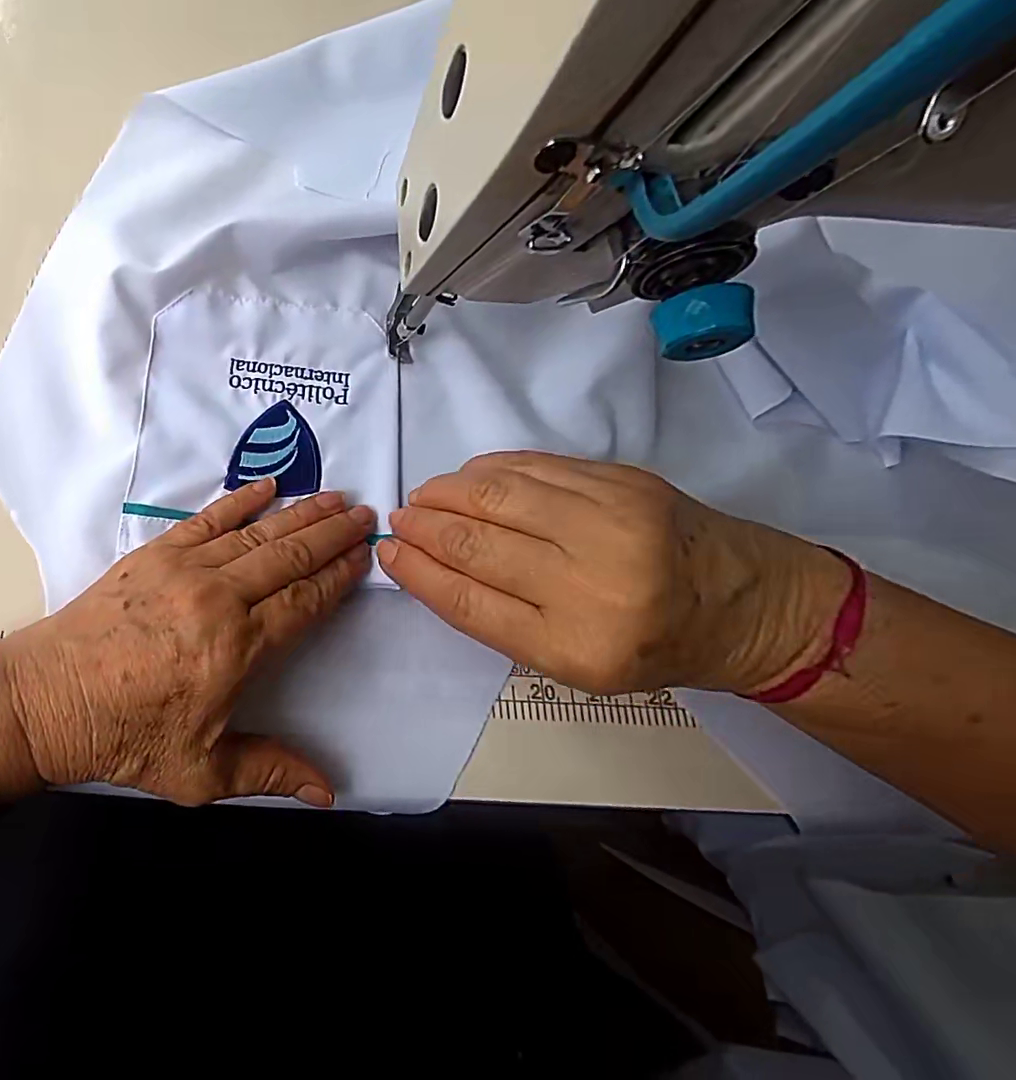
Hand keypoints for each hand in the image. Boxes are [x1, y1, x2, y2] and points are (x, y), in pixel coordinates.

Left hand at [0, 479, 375, 809]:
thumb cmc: (123, 737)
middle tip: (364, 513)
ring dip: (297, 513)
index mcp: (237, 648)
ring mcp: (179, 570)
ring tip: (332, 497)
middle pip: (287, 557)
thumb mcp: (200, 773)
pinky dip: (237, 503)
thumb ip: (268, 771)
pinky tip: (263, 489)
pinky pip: (203, 521)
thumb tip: (327, 791)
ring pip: (253, 534)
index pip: (304, 601)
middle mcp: (215, 599)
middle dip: (331, 533)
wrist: (48, 699)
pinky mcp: (148, 557)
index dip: (339, 576)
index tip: (365, 553)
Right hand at [374, 451, 849, 695]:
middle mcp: (596, 585)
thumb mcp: (563, 657)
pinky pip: (531, 466)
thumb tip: (420, 559)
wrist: (749, 604)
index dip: (416, 570)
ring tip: (425, 497)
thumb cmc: (644, 643)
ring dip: (444, 492)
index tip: (389, 550)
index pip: (465, 599)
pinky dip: (485, 470)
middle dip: (422, 525)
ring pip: (496, 494)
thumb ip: (490, 612)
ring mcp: (616, 524)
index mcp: (575, 645)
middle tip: (400, 519)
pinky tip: (467, 480)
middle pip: (474, 543)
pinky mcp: (627, 483)